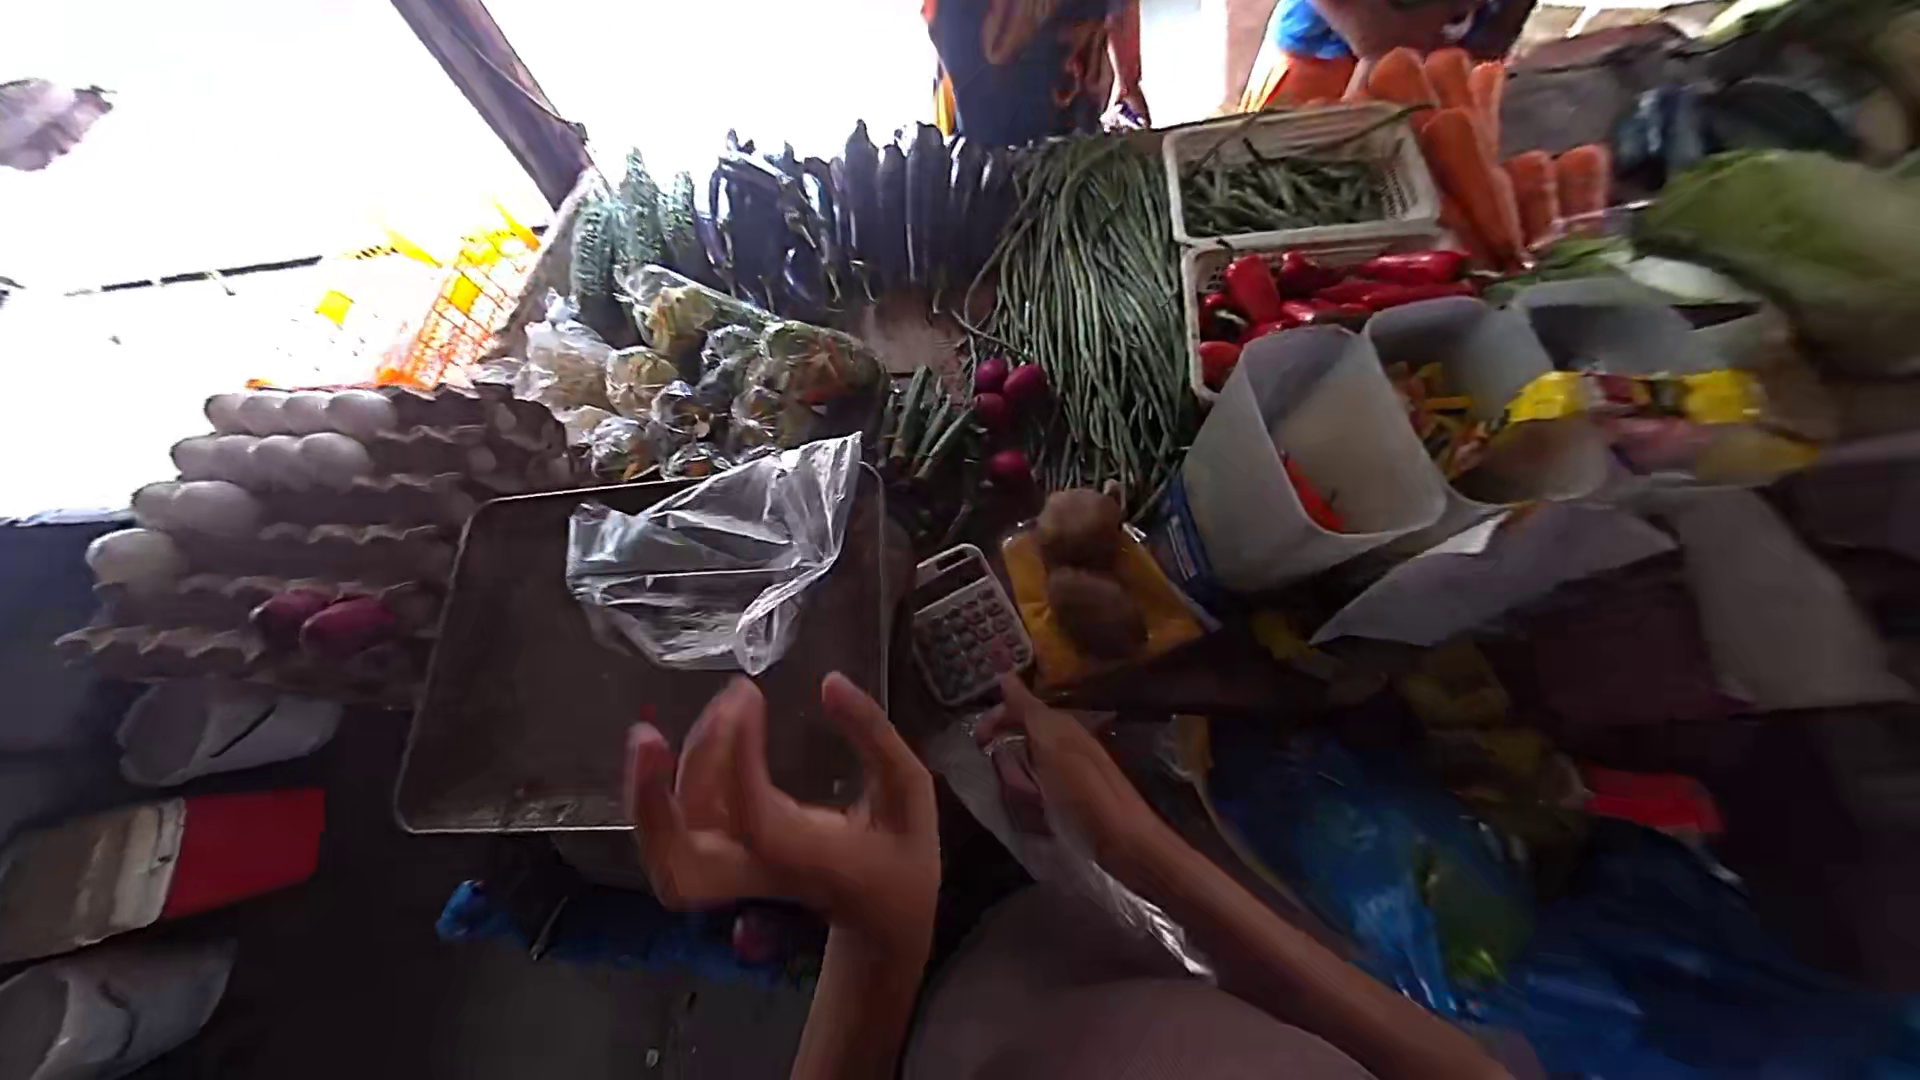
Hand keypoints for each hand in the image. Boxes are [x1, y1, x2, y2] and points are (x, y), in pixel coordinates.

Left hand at [625, 673, 939, 946]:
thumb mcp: (909, 788)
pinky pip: (684, 832)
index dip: (739, 759)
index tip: (749, 697)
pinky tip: (703, 735)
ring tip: (690, 718)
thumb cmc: (901, 852)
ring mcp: (740, 872)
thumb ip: (875, 735)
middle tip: (650, 734)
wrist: (885, 919)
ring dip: (659, 786)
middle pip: (682, 864)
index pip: (757, 819)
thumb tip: (830, 682)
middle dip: (652, 803)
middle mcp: (764, 872)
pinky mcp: (731, 861)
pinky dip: (673, 786)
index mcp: (813, 857)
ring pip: (672, 852)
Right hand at [983, 675, 1176, 887]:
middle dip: (1008, 764)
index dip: (994, 721)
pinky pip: (1035, 793)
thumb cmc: (1088, 794)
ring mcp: (1065, 772)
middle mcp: (1062, 743)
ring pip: (1023, 770)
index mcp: (1059, 726)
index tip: (978, 742)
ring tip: (1034, 806)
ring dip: (1020, 788)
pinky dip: (1032, 806)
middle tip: (1018, 786)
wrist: (1127, 844)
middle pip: (1017, 741)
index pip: (1016, 709)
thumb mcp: (1053, 747)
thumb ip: (1028, 710)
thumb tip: (1005, 673)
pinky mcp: (1068, 799)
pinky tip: (1039, 819)